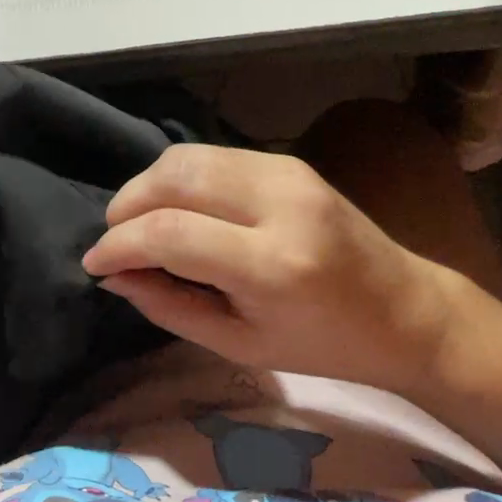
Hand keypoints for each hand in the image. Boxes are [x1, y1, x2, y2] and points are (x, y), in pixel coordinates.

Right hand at [80, 144, 467, 393]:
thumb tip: (112, 275)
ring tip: (138, 225)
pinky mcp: (287, 162)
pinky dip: (175, 179)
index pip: (169, 233)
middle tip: (115, 243)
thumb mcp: (238, 345)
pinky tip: (173, 208)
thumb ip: (168, 306)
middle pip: (172, 179)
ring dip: (146, 188)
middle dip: (125, 208)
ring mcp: (287, 174)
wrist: (407, 311)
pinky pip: (209, 155)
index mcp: (273, 265)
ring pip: (185, 158)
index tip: (94, 264)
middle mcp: (280, 205)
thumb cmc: (322, 344)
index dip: (118, 245)